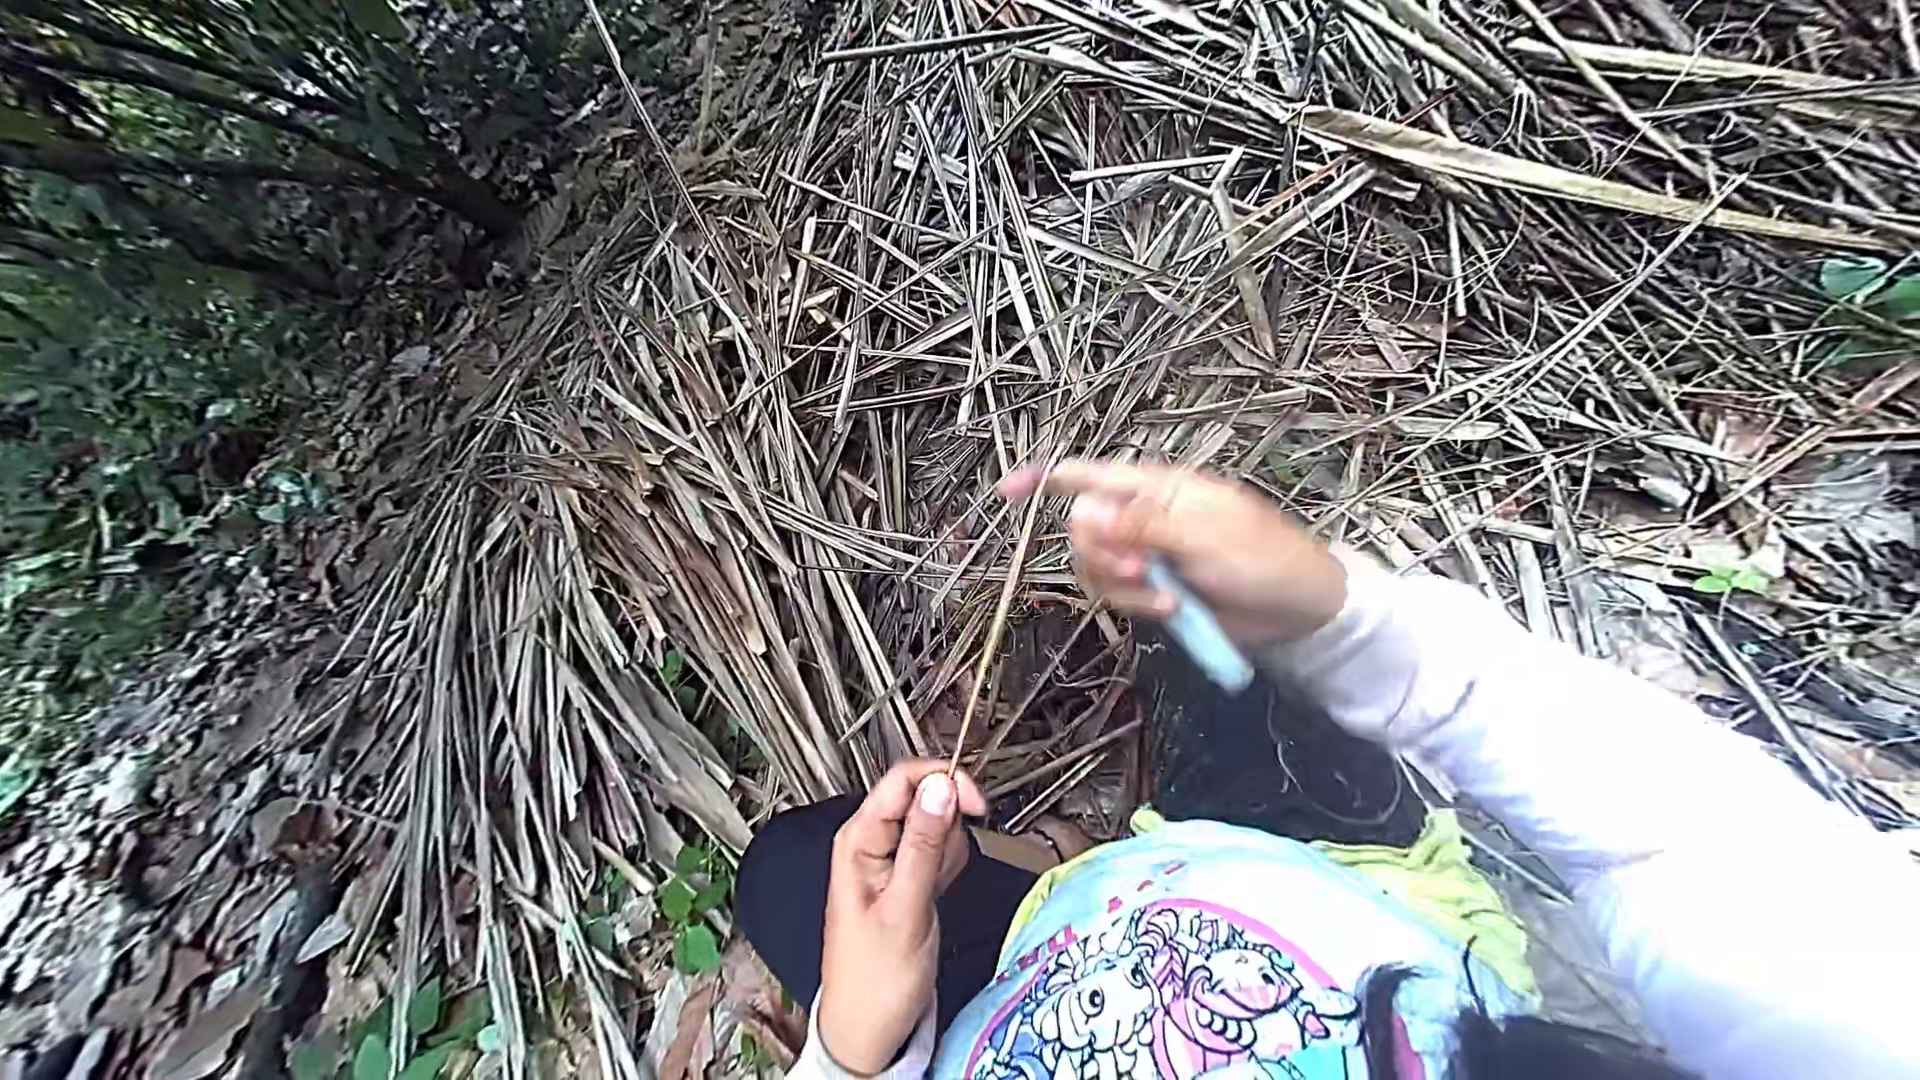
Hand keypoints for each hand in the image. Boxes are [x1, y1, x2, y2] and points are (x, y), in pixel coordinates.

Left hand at [817, 761, 988, 1074]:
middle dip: (946, 824)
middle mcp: (873, 838)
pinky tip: (937, 888)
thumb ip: (924, 843)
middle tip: (942, 863)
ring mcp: (892, 854)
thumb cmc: (872, 981)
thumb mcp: (904, 908)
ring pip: (937, 819)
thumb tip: (941, 787)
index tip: (974, 800)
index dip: (942, 780)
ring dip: (948, 848)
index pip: (903, 778)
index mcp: (860, 837)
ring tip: (934, 885)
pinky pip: (941, 845)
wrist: (870, 1031)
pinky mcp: (910, 869)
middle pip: (924, 795)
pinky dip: (949, 863)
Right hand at [1000, 459, 1346, 647]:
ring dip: (1121, 584)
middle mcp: (1141, 518)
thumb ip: (1142, 524)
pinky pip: (1116, 595)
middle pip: (1083, 528)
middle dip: (1101, 553)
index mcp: (1156, 488)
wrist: (1299, 613)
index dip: (1047, 478)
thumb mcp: (1204, 536)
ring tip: (1163, 595)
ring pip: (1095, 566)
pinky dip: (1136, 604)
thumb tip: (1082, 513)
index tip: (1008, 492)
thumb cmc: (1264, 558)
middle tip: (1138, 570)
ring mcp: (1145, 555)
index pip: (1091, 475)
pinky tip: (1172, 609)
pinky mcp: (1150, 590)